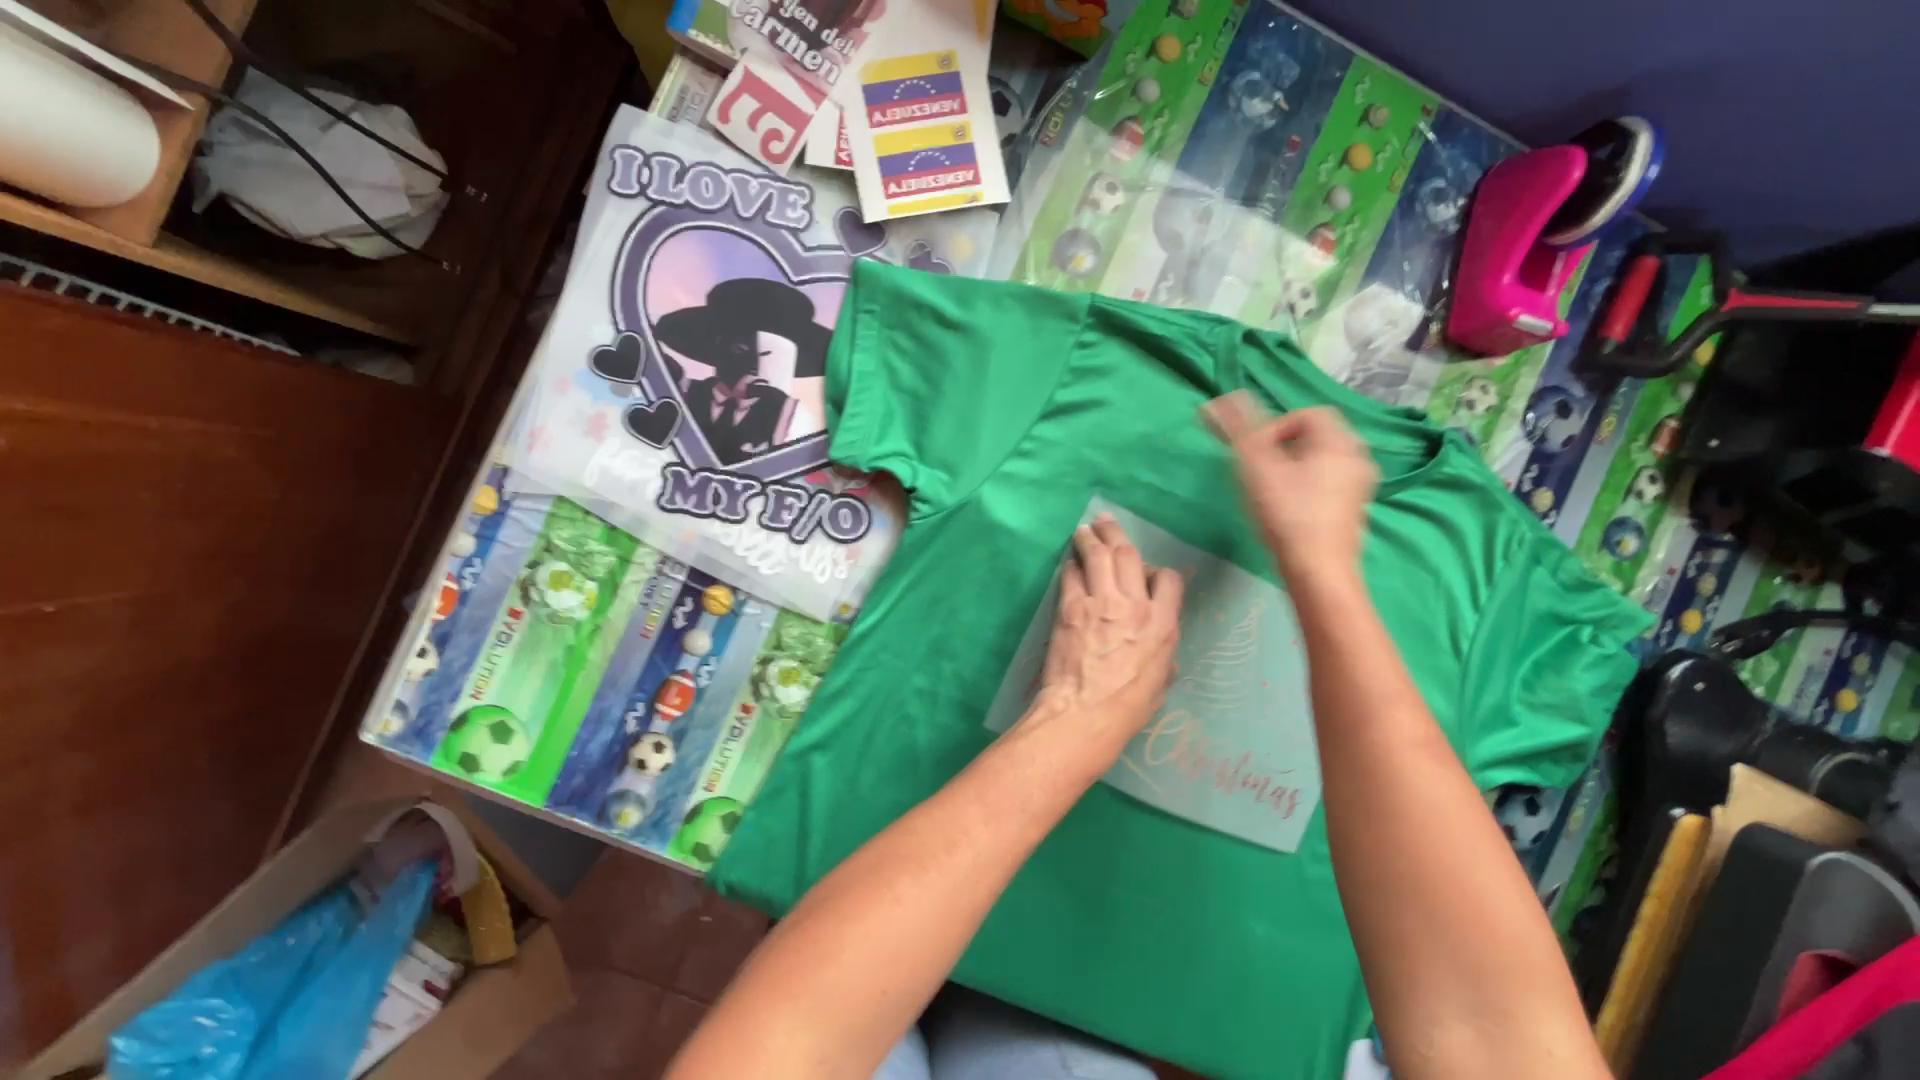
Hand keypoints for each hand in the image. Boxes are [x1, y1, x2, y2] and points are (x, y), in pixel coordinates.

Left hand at [1019, 514, 1183, 750]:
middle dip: (1117, 535)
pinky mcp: (1070, 607)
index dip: (1158, 571)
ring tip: (1086, 528)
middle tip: (1106, 522)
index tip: (1147, 572)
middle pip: (1128, 555)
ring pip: (1097, 556)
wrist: (1084, 714)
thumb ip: (1163, 657)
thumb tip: (1163, 653)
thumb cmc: (1127, 709)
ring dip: (1091, 538)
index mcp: (1163, 625)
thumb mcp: (1160, 683)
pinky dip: (1070, 565)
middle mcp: (1134, 605)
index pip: (1168, 579)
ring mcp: (1100, 603)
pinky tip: (1068, 562)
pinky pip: (1071, 575)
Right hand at [1202, 392, 1377, 579]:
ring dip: (1293, 469)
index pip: (1306, 414)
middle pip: (1314, 437)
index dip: (1275, 427)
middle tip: (1260, 472)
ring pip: (1321, 462)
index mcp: (1339, 440)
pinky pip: (1328, 485)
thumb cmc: (1287, 514)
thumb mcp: (1256, 466)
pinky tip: (1289, 511)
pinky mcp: (1355, 511)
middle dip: (1283, 449)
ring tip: (1271, 492)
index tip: (1257, 455)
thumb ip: (1238, 429)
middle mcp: (1358, 457)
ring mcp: (1361, 486)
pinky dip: (1307, 489)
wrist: (1317, 571)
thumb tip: (1218, 401)